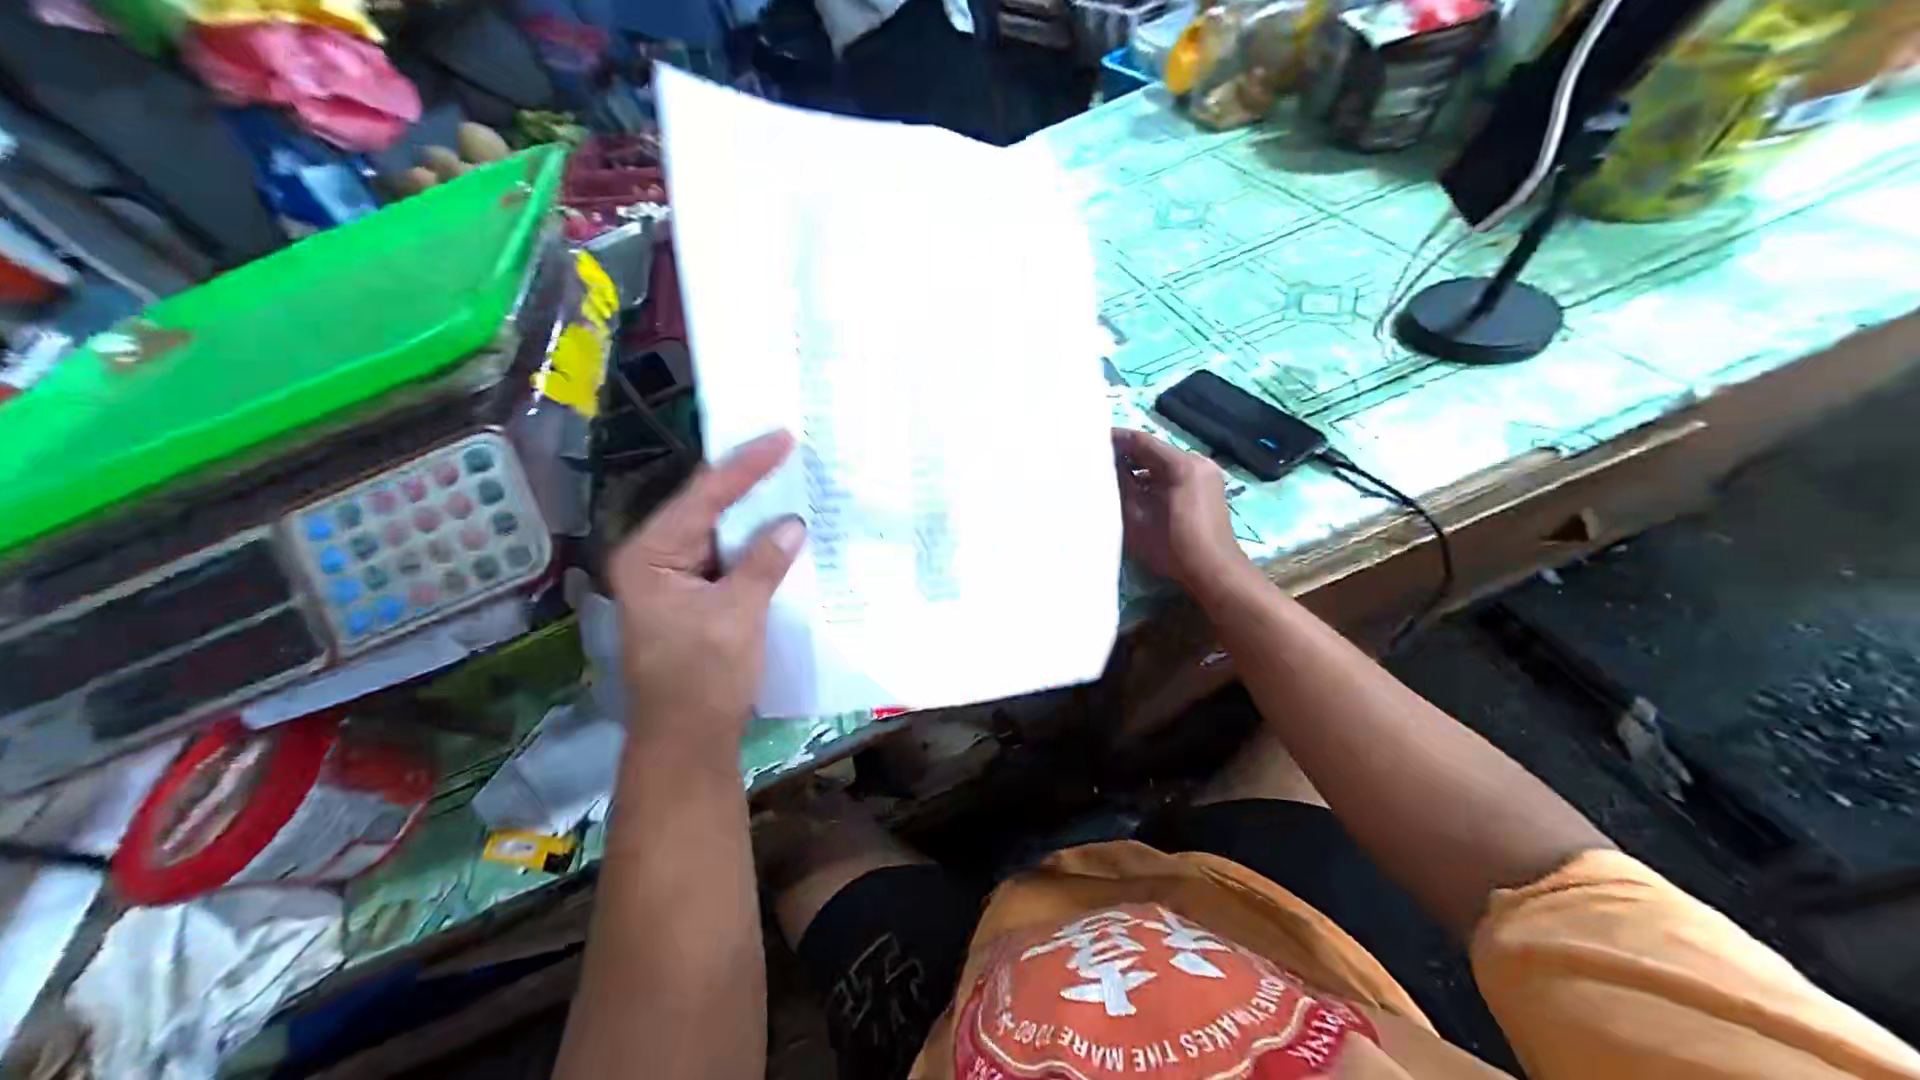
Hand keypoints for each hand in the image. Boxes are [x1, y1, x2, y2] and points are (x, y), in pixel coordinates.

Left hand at [608, 431, 805, 760]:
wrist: (686, 741)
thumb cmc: (703, 678)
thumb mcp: (736, 616)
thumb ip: (764, 563)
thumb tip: (793, 523)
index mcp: (650, 556)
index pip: (702, 497)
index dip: (745, 466)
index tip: (781, 436)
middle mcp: (655, 558)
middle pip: (706, 508)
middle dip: (748, 483)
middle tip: (788, 450)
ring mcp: (673, 579)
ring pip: (719, 533)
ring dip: (754, 515)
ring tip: (791, 481)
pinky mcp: (694, 598)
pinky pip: (726, 559)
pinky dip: (755, 547)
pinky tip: (783, 533)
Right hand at [1113, 427, 1254, 603]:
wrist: (1212, 570)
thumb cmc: (1171, 545)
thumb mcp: (1135, 516)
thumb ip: (1121, 485)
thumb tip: (1108, 466)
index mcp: (1181, 465)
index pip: (1142, 441)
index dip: (1116, 440)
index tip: (1093, 442)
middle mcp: (1197, 461)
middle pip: (1156, 451)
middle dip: (1128, 456)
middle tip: (1100, 462)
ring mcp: (1207, 473)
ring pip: (1166, 463)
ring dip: (1143, 469)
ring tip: (1116, 479)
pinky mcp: (1209, 486)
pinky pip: (1178, 474)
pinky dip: (1158, 478)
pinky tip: (1140, 491)